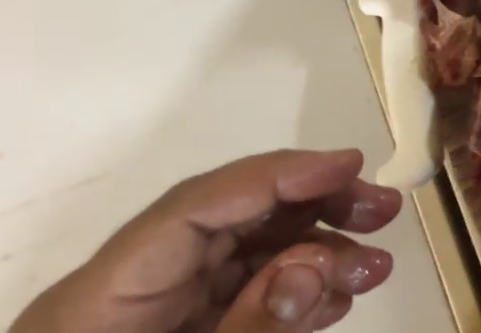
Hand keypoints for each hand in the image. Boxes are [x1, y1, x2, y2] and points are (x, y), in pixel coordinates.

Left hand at [10, 149, 403, 332]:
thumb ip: (250, 331)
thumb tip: (318, 260)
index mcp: (97, 302)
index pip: (194, 206)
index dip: (277, 175)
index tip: (350, 165)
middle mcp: (123, 292)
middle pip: (227, 219)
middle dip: (310, 207)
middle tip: (383, 211)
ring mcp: (147, 317)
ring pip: (241, 254)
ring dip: (314, 252)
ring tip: (374, 269)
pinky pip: (237, 295)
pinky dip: (292, 292)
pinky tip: (337, 301)